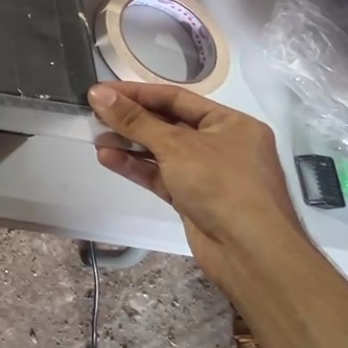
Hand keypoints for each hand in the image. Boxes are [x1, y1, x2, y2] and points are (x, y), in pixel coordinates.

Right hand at [88, 82, 304, 283]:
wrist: (252, 255)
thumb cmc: (222, 186)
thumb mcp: (175, 145)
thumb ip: (134, 120)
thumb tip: (97, 94)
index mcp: (231, 125)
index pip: (176, 98)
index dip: (135, 93)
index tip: (100, 92)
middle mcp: (222, 145)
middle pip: (167, 124)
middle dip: (130, 120)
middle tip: (94, 115)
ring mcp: (209, 174)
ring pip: (161, 151)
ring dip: (128, 144)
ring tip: (96, 139)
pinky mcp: (194, 198)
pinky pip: (161, 175)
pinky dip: (136, 167)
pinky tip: (108, 158)